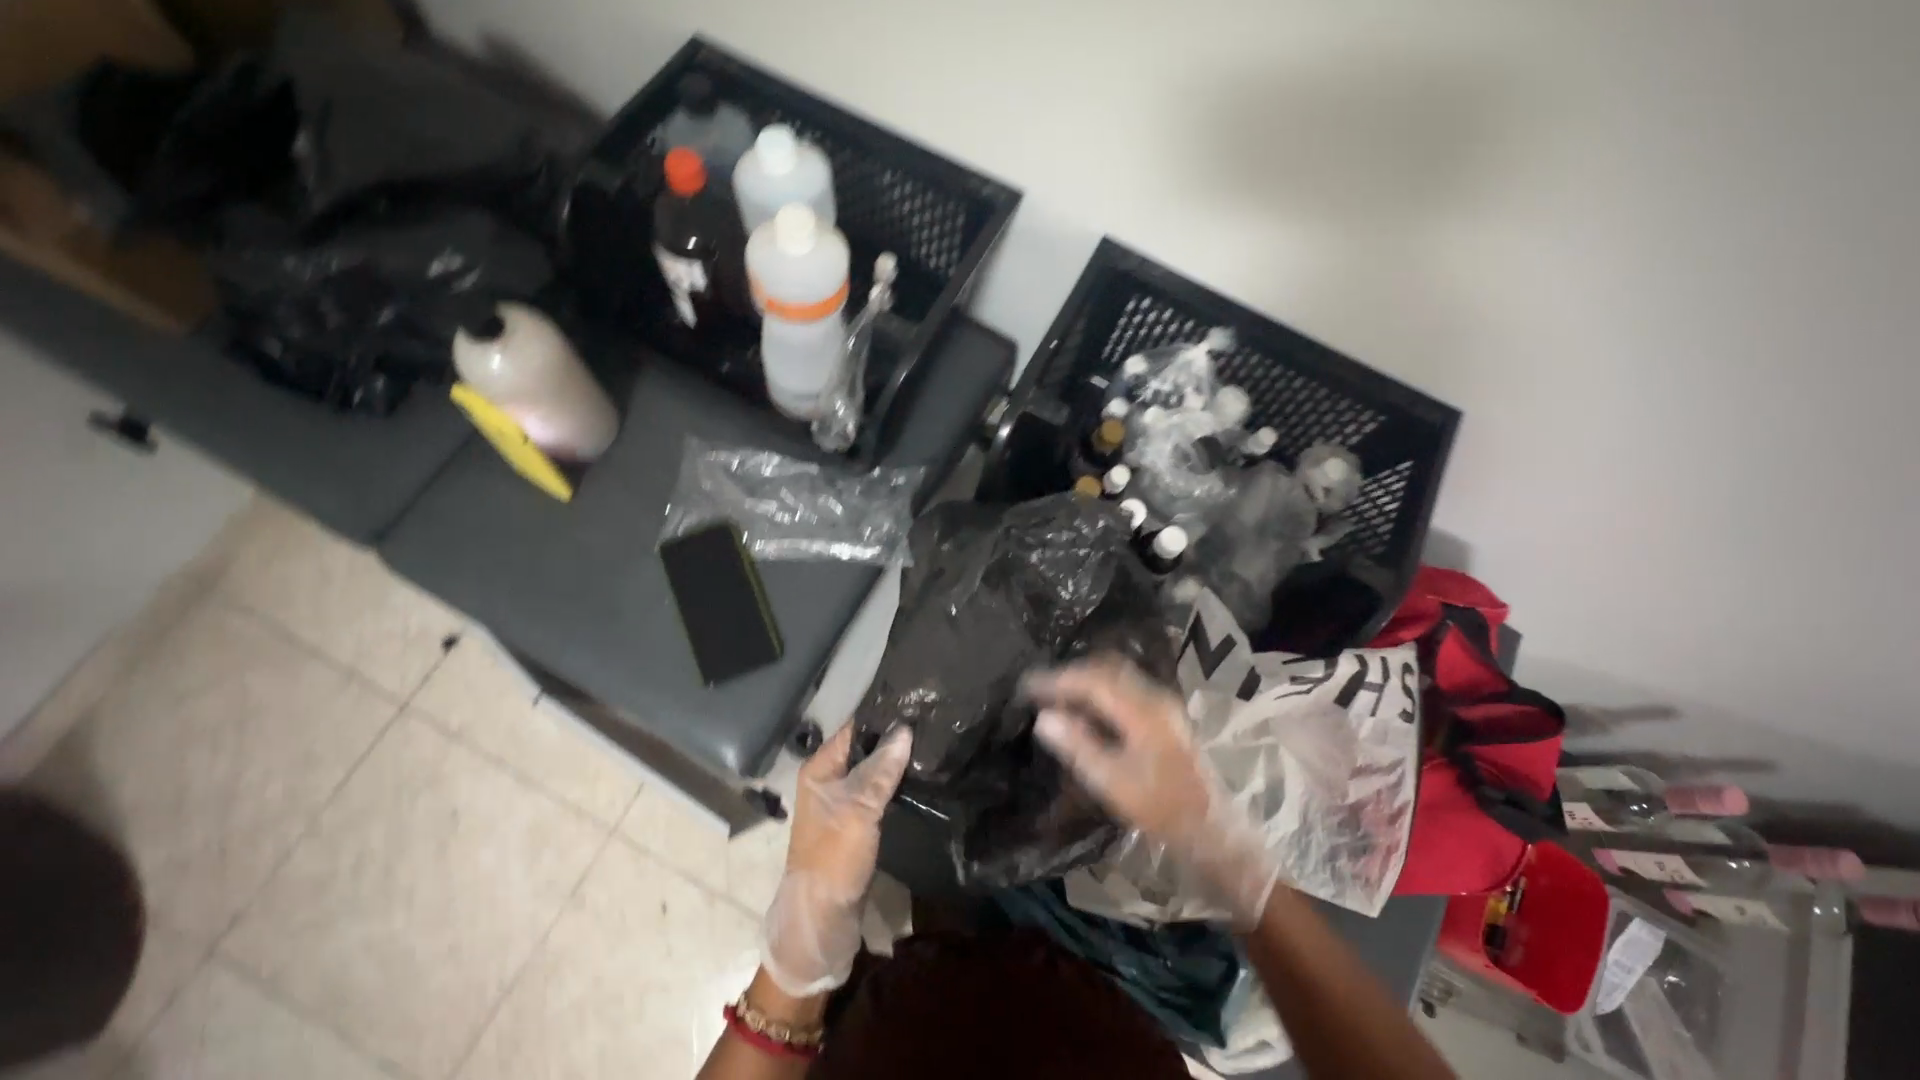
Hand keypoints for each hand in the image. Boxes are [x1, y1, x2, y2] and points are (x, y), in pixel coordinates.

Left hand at [759, 721, 911, 995]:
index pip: (854, 728)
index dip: (882, 716)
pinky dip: (896, 787)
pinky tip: (921, 780)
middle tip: (934, 724)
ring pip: (873, 773)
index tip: (917, 702)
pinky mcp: (857, 825)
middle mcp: (828, 781)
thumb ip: (881, 768)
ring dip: (897, 764)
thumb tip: (905, 729)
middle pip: (864, 749)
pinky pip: (878, 795)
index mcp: (819, 769)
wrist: (822, 916)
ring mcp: (842, 804)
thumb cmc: (834, 856)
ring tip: (934, 747)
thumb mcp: (859, 808)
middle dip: (894, 739)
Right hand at [1024, 657, 1278, 927]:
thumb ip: (1078, 746)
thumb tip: (1043, 717)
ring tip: (1056, 697)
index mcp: (1142, 710)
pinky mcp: (1167, 720)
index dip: (1056, 679)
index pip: (1092, 680)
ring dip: (1086, 682)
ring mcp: (1165, 708)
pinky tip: (1086, 712)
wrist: (1214, 832)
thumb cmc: (1161, 810)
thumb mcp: (1113, 782)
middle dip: (1071, 674)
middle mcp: (1156, 699)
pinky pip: (1127, 691)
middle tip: (1038, 689)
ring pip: (1119, 678)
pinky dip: (1101, 692)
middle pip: (1107, 669)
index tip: (1026, 687)